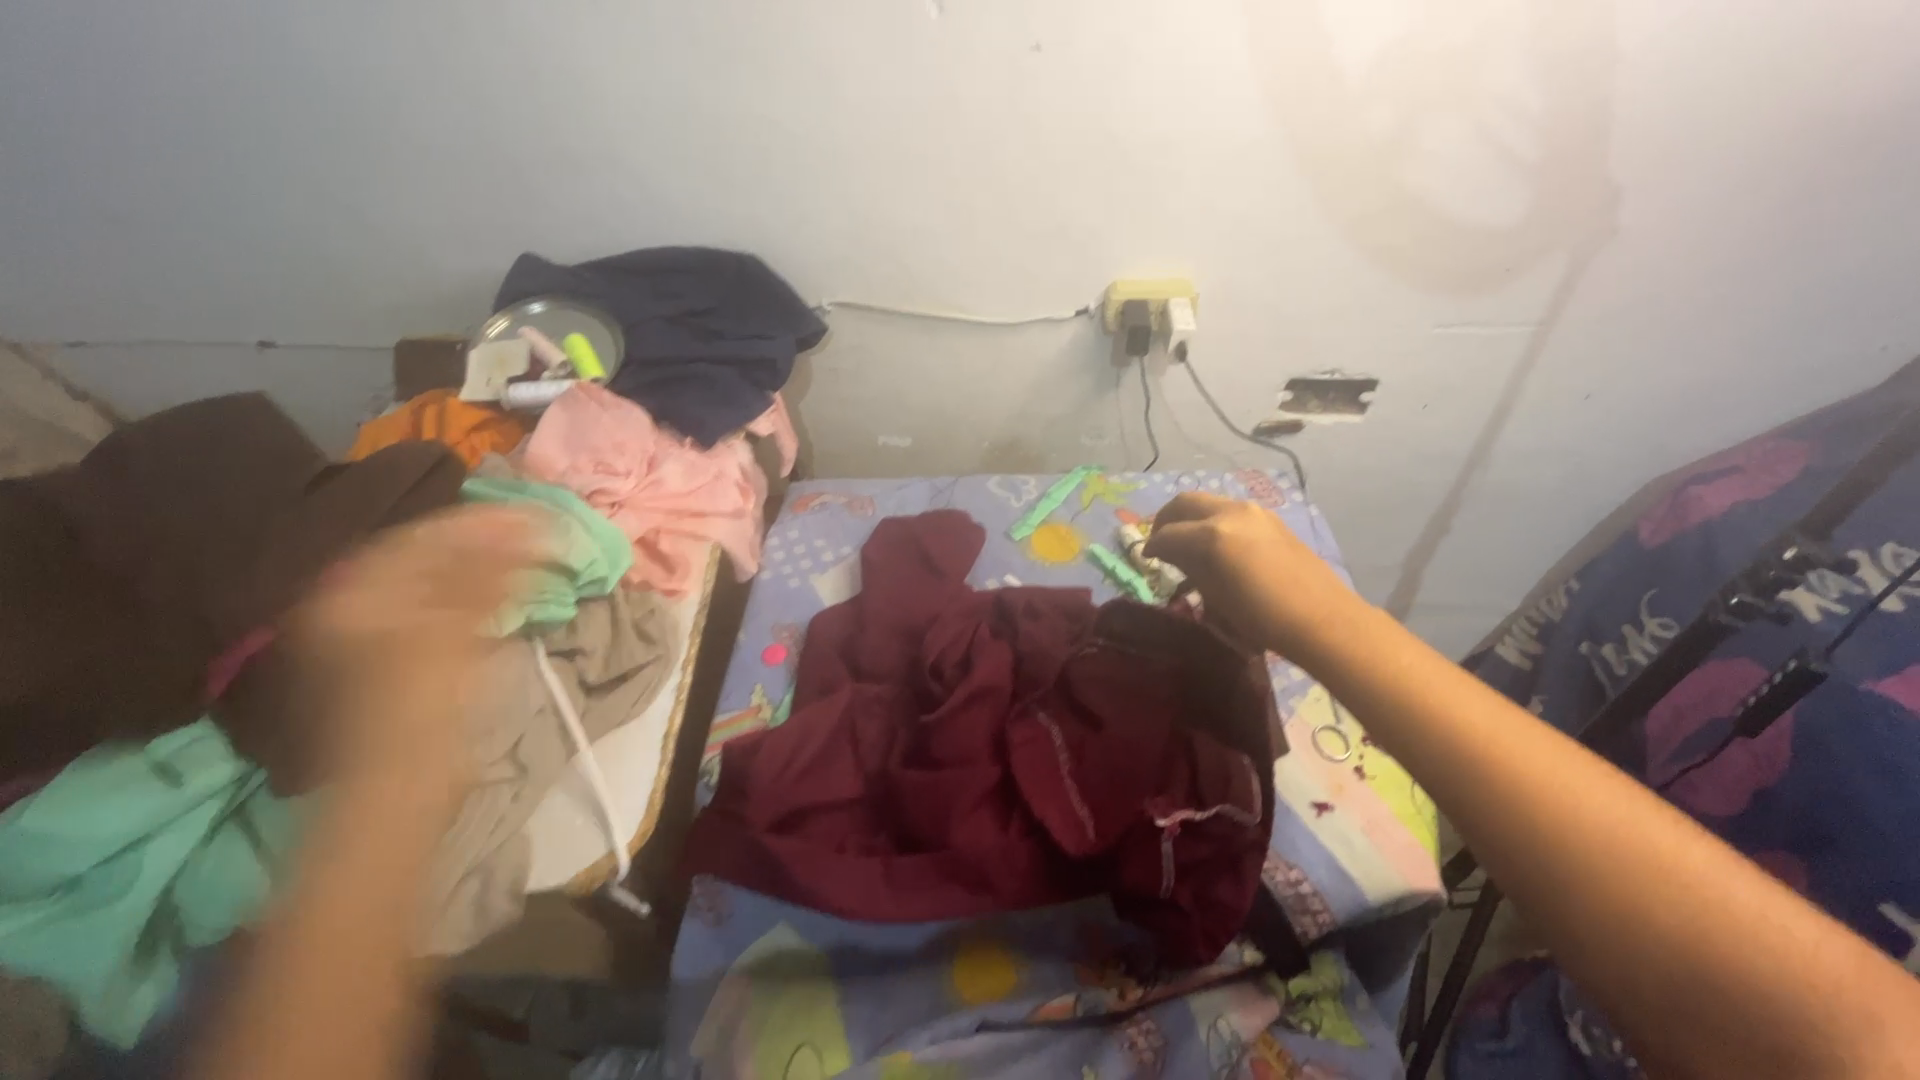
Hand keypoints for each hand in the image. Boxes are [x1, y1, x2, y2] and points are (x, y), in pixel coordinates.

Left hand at [291, 505, 546, 782]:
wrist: (400, 790)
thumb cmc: (418, 710)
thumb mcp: (452, 633)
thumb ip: (486, 574)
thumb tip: (525, 524)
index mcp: (357, 593)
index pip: (423, 537)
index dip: (479, 522)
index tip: (533, 515)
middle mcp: (362, 604)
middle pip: (434, 556)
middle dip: (490, 543)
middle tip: (543, 535)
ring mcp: (384, 631)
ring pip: (446, 581)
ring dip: (493, 567)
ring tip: (539, 559)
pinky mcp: (409, 655)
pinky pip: (451, 607)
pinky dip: (486, 596)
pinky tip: (516, 592)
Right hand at [1145, 493, 1359, 660]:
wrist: (1321, 619)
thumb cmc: (1262, 618)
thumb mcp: (1215, 597)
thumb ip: (1189, 567)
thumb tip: (1173, 555)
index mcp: (1211, 535)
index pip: (1167, 534)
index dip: (1152, 546)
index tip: (1147, 558)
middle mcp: (1230, 513)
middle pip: (1184, 503)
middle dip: (1166, 519)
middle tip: (1160, 540)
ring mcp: (1254, 512)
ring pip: (1209, 502)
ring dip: (1191, 518)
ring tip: (1188, 544)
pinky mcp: (1271, 519)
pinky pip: (1231, 511)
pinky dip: (1213, 521)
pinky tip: (1218, 545)